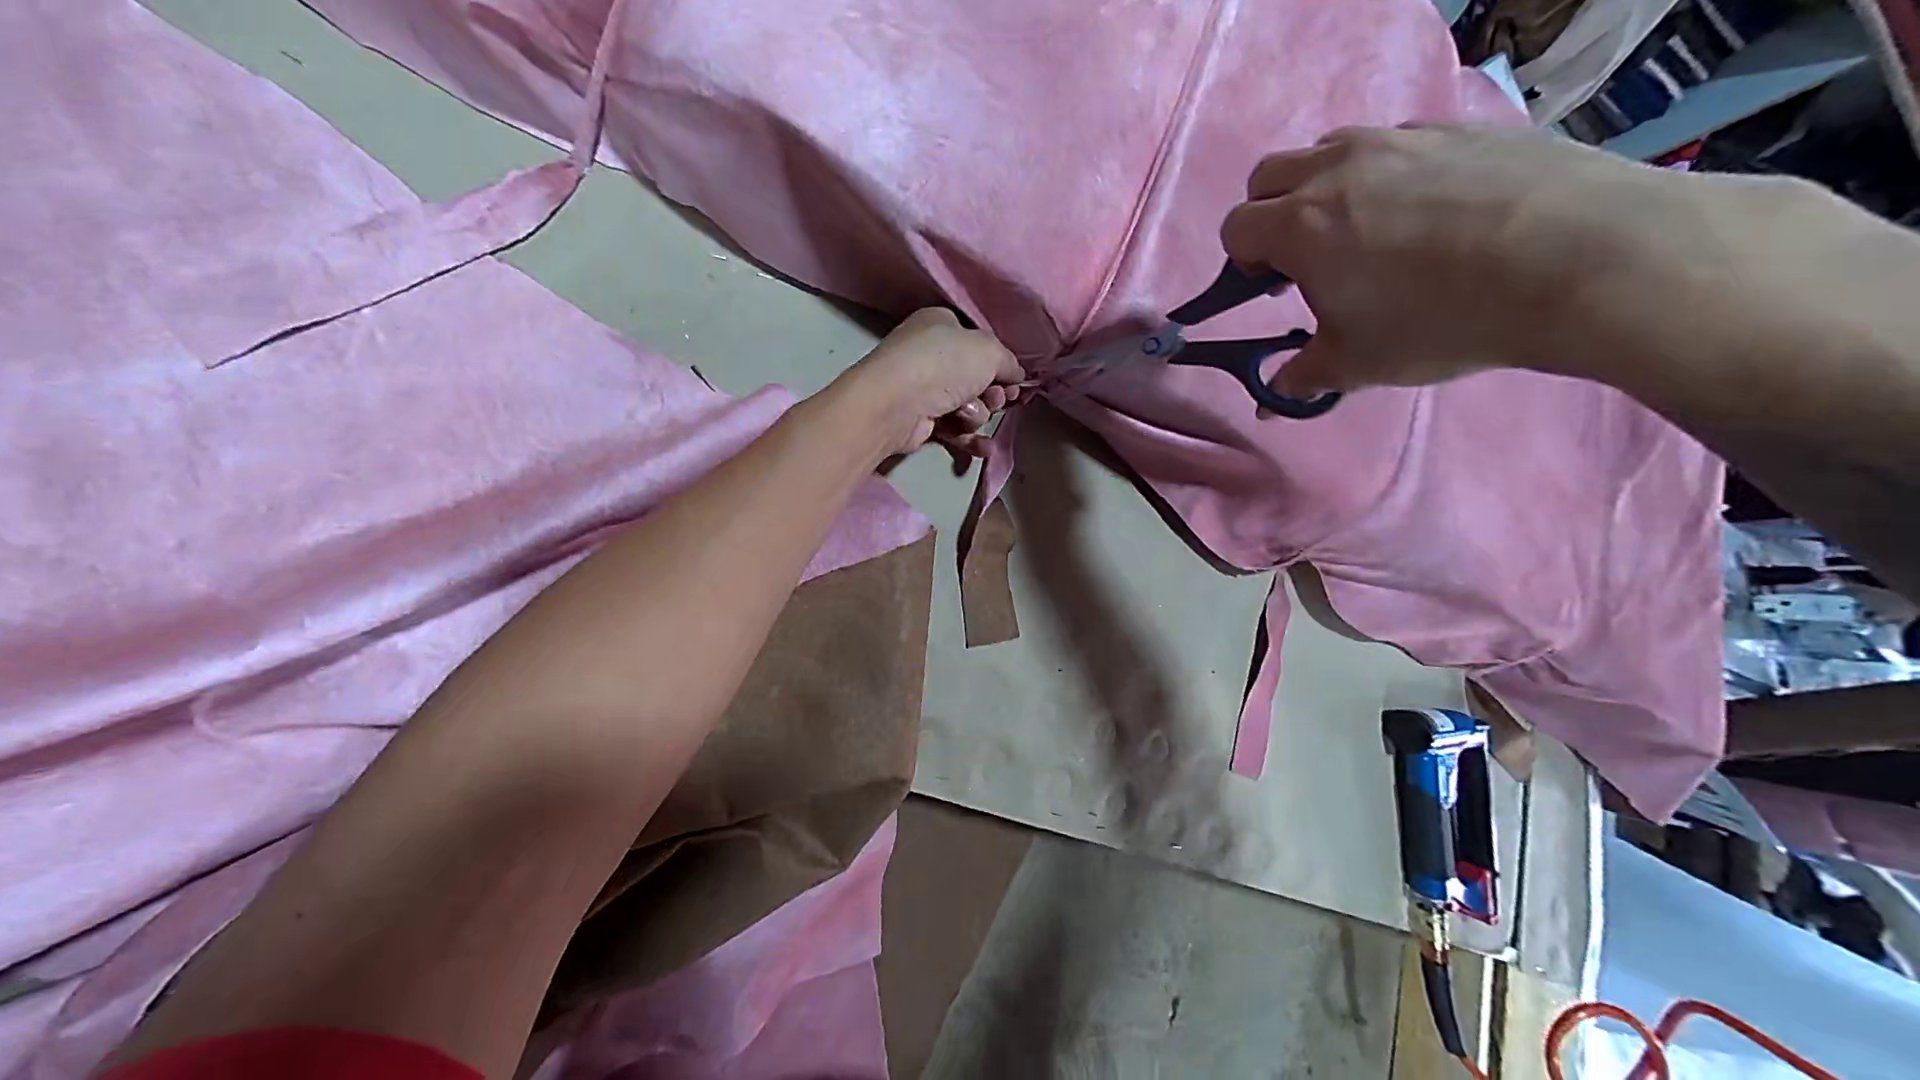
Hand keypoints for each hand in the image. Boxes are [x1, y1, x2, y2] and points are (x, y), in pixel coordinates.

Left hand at [839, 307, 1025, 457]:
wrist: (898, 402)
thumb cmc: (944, 364)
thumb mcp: (989, 350)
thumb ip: (1008, 362)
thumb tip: (1016, 375)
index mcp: (941, 326)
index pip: (978, 344)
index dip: (999, 364)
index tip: (1013, 381)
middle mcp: (930, 355)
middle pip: (976, 378)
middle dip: (991, 393)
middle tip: (994, 398)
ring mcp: (923, 389)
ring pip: (968, 407)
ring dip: (977, 415)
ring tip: (968, 414)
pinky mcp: (919, 421)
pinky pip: (955, 430)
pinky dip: (971, 439)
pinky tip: (985, 448)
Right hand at [1220, 124, 1710, 397]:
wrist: (1578, 260)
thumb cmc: (1438, 319)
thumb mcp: (1355, 364)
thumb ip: (1300, 378)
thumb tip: (1271, 402)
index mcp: (1299, 225)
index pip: (1236, 229)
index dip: (1242, 261)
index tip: (1270, 287)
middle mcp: (1337, 169)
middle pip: (1269, 177)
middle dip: (1270, 215)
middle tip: (1305, 257)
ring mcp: (1400, 138)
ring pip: (1330, 150)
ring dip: (1324, 188)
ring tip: (1366, 231)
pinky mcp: (1458, 128)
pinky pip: (1396, 142)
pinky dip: (1387, 172)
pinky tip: (1429, 213)